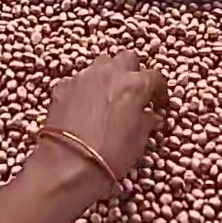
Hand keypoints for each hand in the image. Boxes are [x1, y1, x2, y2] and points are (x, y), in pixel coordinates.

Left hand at [42, 50, 166, 184]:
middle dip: (131, 71)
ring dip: (106, 76)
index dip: (158, 89)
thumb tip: (148, 116)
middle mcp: (109, 73)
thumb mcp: (138, 140)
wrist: (69, 164)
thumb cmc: (110, 155)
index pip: (154, 77)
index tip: (157, 100)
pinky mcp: (63, 87)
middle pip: (127, 58)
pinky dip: (83, 89)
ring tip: (106, 96)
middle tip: (131, 91)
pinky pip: (77, 81)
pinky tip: (82, 106)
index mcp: (134, 85)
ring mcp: (83, 77)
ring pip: (100, 65)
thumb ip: (146, 121)